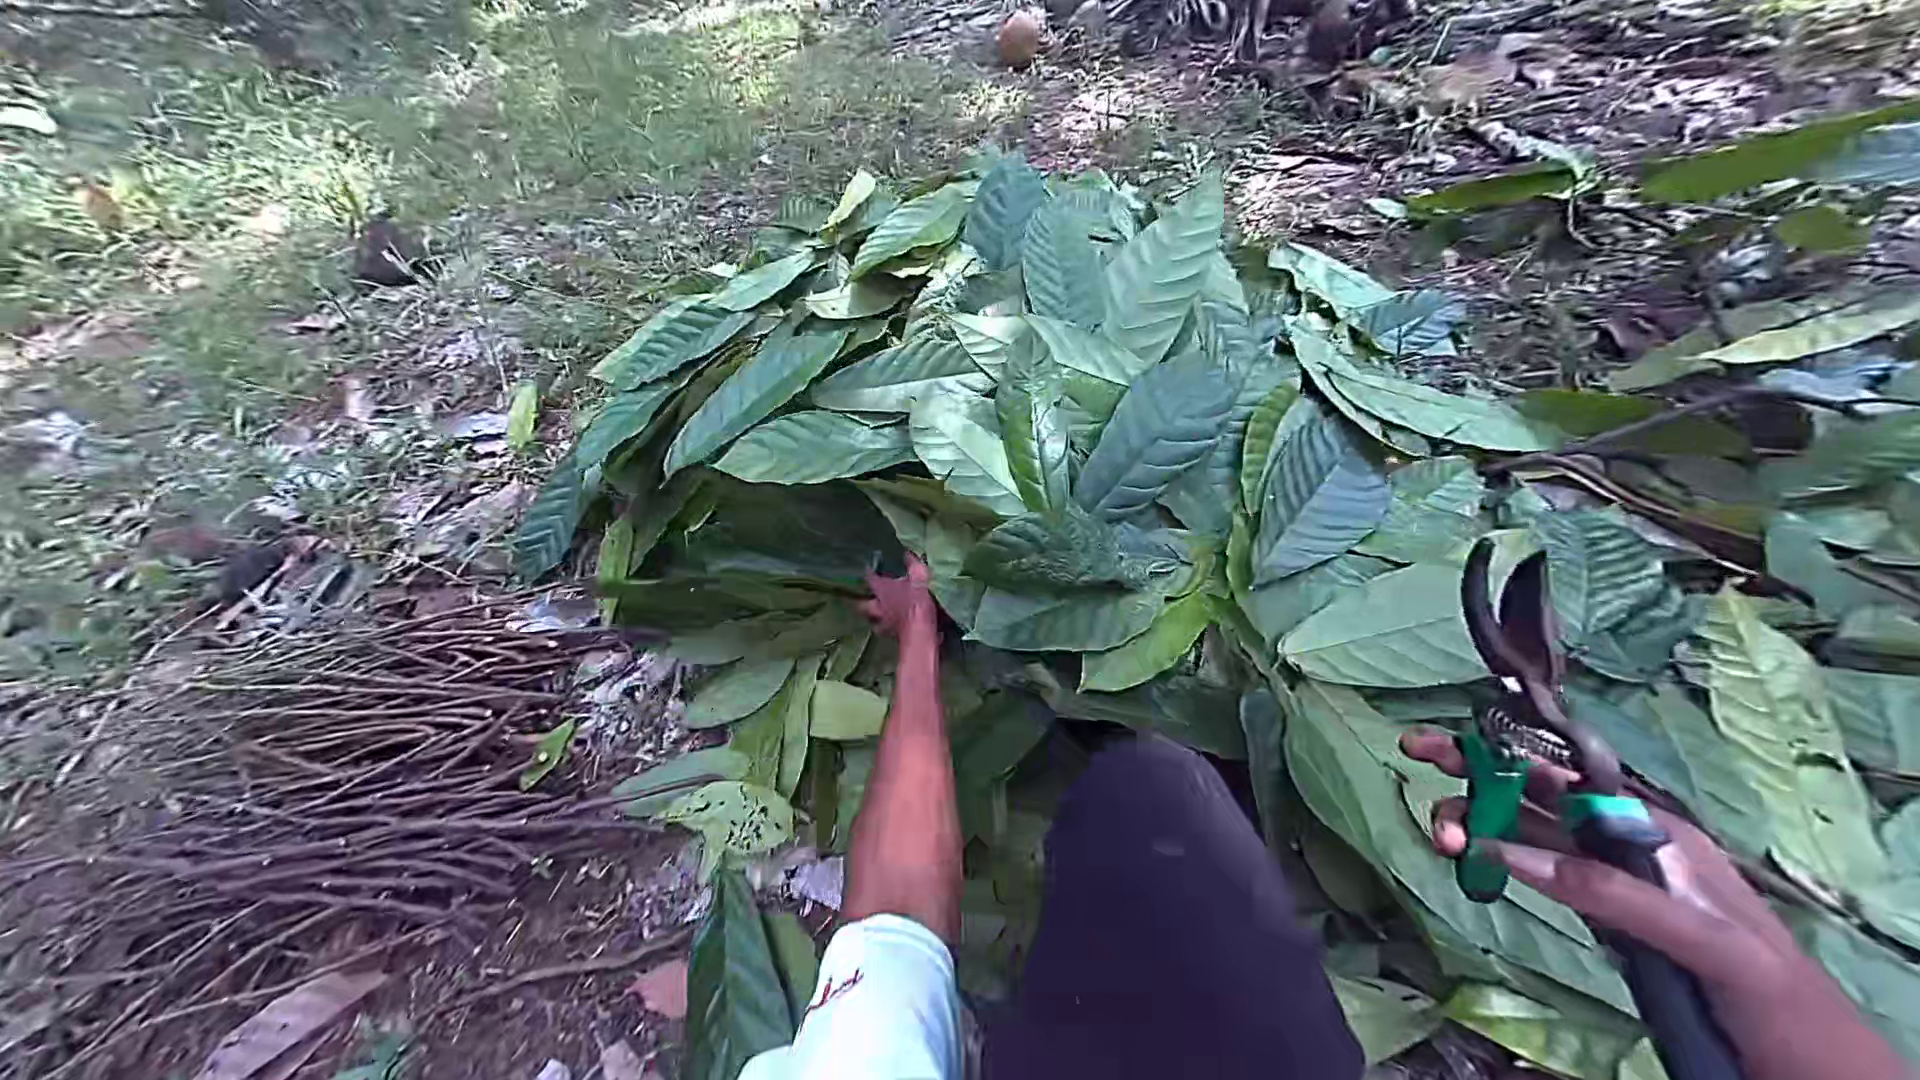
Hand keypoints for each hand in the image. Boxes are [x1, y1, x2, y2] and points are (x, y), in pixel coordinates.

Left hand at [861, 554, 936, 640]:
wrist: (921, 631)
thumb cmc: (917, 601)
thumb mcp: (919, 577)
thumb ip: (913, 565)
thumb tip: (908, 553)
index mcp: (882, 590)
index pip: (870, 579)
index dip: (869, 573)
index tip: (869, 568)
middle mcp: (878, 607)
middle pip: (863, 605)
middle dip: (864, 602)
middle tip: (869, 597)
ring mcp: (884, 624)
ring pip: (873, 622)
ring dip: (875, 618)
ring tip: (880, 616)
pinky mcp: (892, 636)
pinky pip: (886, 632)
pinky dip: (889, 630)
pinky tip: (895, 628)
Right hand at [1400, 729, 1907, 1079]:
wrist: (1806, 1063)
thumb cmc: (1767, 990)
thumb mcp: (1698, 936)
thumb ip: (1604, 888)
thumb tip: (1504, 850)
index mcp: (1646, 827)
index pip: (1555, 775)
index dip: (1492, 754)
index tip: (1436, 748)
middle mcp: (1613, 837)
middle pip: (1524, 792)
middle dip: (1466, 774)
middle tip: (1413, 758)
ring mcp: (1596, 871)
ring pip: (1513, 828)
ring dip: (1470, 823)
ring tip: (1442, 839)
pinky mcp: (1584, 904)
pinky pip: (1524, 866)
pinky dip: (1487, 857)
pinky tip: (1467, 860)